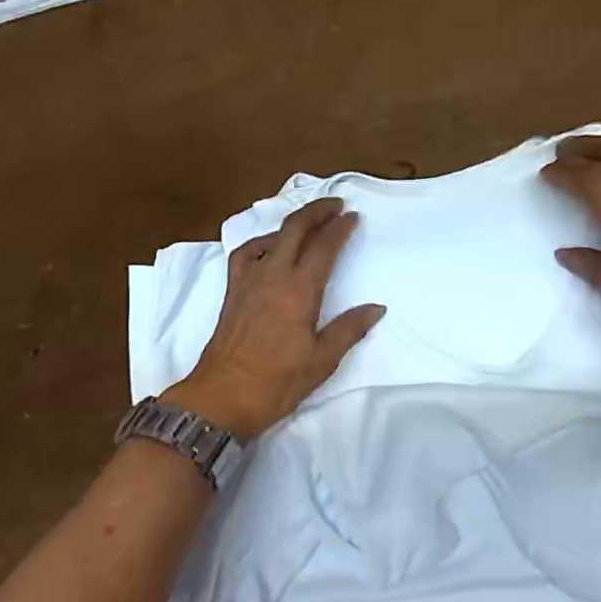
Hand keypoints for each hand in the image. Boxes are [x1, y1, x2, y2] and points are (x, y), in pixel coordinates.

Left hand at [161, 198, 385, 440]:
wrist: (224, 396)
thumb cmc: (278, 381)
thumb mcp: (322, 359)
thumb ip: (349, 328)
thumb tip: (376, 308)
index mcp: (300, 290)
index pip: (324, 247)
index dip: (340, 228)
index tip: (353, 217)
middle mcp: (273, 275)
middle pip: (295, 228)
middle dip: (317, 211)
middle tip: (336, 205)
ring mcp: (249, 280)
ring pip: (271, 236)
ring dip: (293, 224)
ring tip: (309, 224)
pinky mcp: (233, 290)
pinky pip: (246, 254)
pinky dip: (261, 243)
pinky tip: (270, 248)